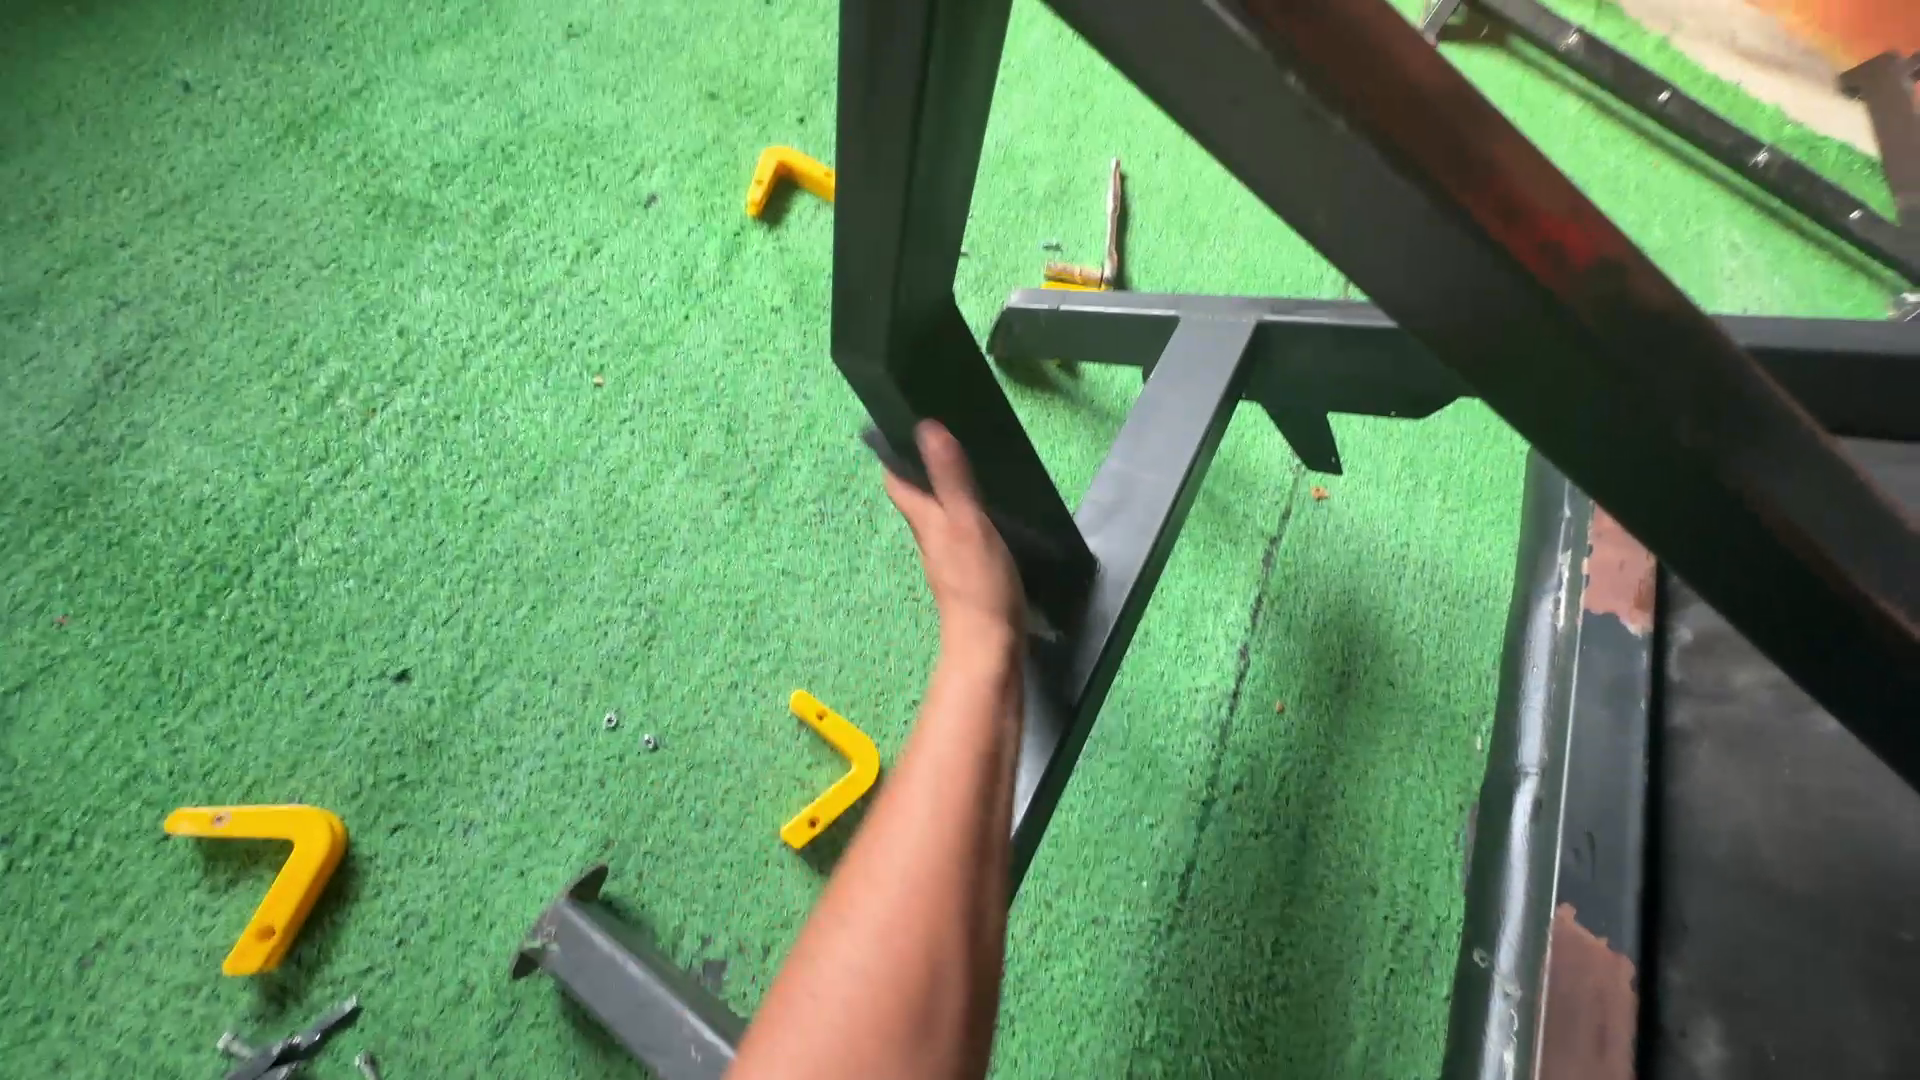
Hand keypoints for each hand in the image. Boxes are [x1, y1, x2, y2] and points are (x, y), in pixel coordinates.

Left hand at [884, 421, 1024, 647]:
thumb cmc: (977, 581)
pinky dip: (967, 514)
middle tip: (945, 435)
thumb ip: (950, 478)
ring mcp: (948, 557)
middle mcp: (929, 536)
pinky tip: (987, 510)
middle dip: (923, 468)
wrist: (989, 644)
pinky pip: (961, 532)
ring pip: (939, 514)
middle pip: (917, 496)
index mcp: (924, 520)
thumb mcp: (967, 522)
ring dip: (946, 490)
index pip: (896, 481)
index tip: (904, 424)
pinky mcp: (969, 573)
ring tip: (968, 464)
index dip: (895, 453)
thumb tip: (925, 427)